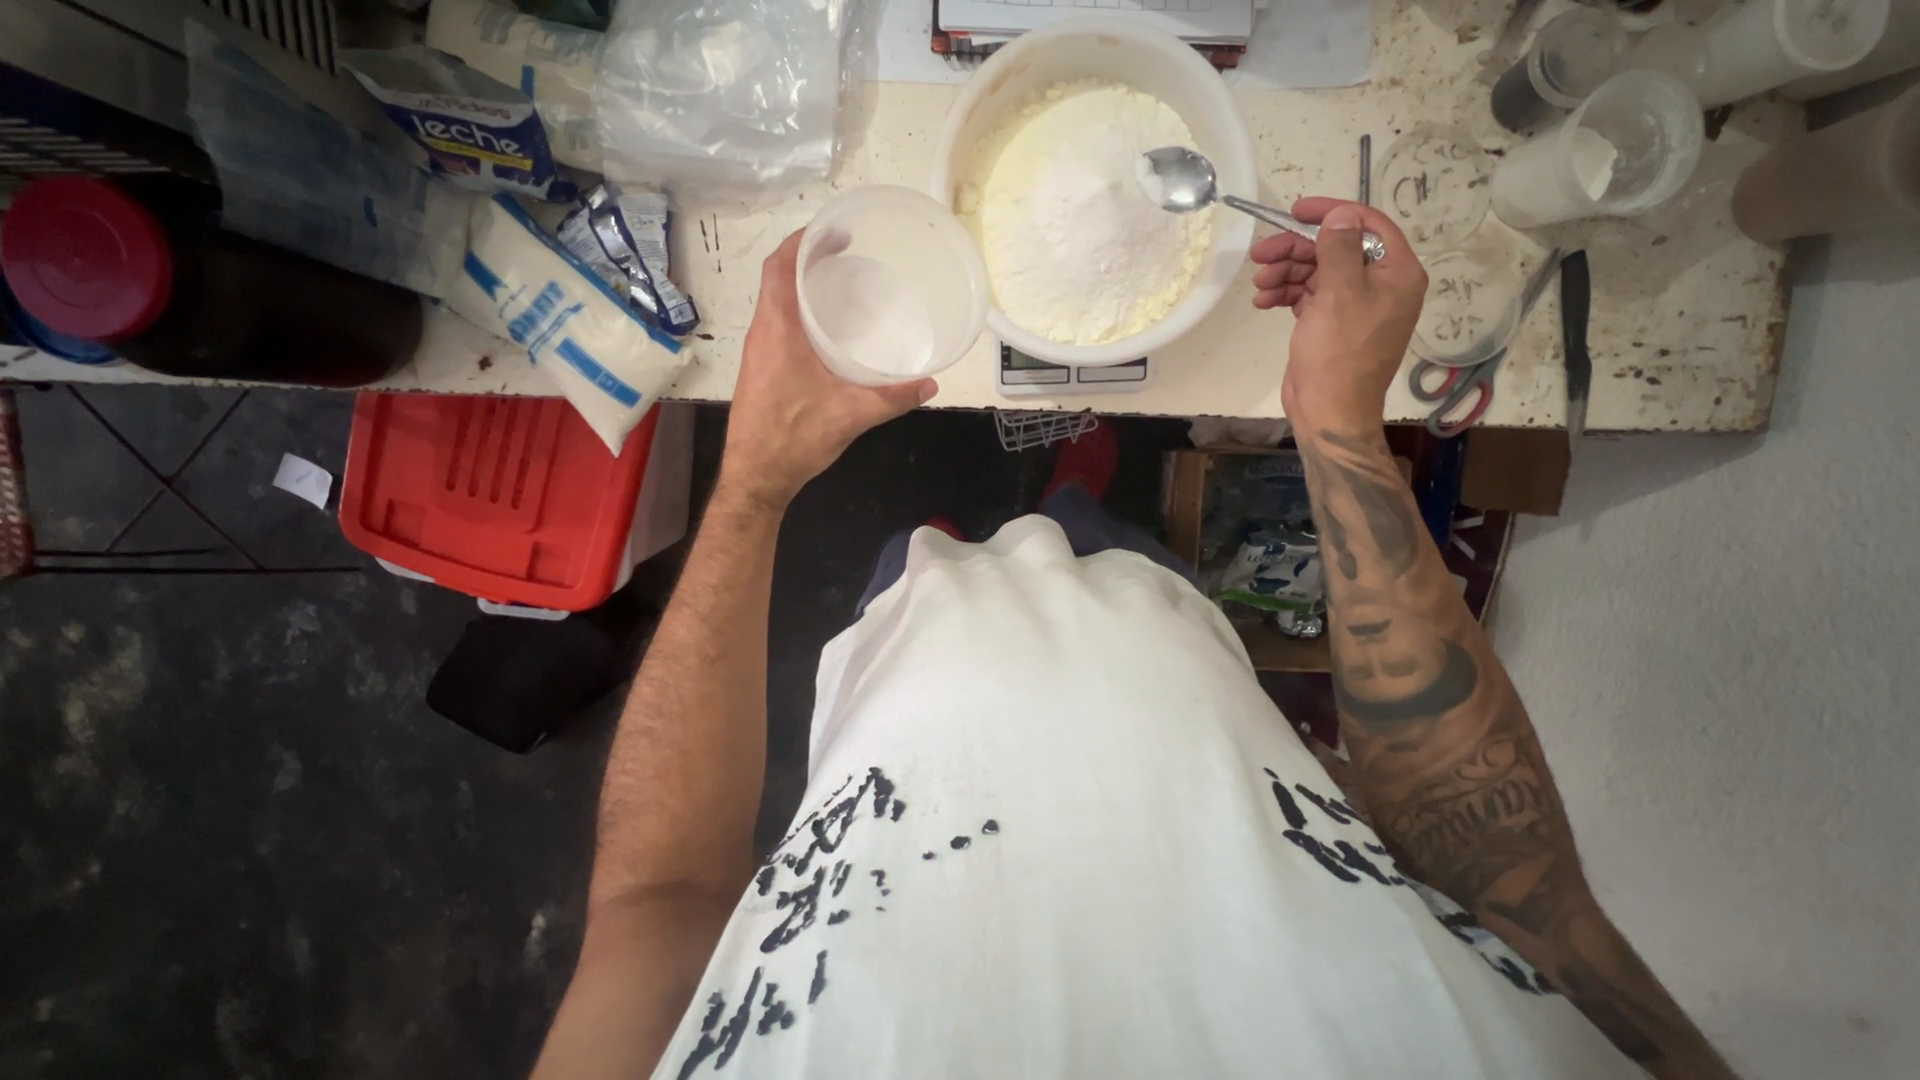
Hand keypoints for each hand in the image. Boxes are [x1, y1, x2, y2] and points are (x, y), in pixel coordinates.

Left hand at [720, 229, 935, 510]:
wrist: (756, 476)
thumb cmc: (795, 438)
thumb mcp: (852, 415)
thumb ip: (893, 398)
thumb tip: (929, 384)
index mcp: (778, 331)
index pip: (780, 267)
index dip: (803, 241)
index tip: (833, 232)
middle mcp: (762, 334)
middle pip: (777, 279)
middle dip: (808, 260)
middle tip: (847, 255)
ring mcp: (757, 353)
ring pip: (775, 304)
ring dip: (801, 288)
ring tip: (840, 287)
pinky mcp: (760, 371)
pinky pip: (777, 326)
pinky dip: (798, 314)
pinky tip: (827, 333)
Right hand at [1250, 198, 1426, 430]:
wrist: (1329, 411)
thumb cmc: (1339, 354)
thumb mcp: (1339, 294)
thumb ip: (1339, 248)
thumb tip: (1340, 215)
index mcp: (1396, 273)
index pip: (1368, 226)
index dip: (1332, 213)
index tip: (1295, 211)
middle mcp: (1380, 285)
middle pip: (1335, 249)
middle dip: (1297, 250)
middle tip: (1260, 254)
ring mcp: (1354, 306)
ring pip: (1318, 272)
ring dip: (1286, 273)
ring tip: (1259, 285)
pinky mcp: (1331, 324)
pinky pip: (1309, 296)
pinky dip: (1286, 294)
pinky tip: (1264, 302)